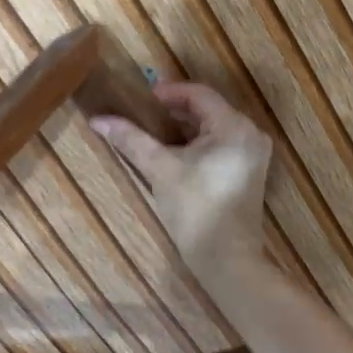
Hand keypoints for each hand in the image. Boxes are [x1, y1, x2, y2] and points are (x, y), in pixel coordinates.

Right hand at [87, 82, 271, 282]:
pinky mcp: (250, 170)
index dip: (168, 92)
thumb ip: (131, 140)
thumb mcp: (160, 169)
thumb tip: (98, 119)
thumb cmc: (194, 209)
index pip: (199, 94)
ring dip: (186, 126)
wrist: (226, 259)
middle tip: (143, 114)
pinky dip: (199, 142)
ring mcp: (254, 152)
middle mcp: (250, 133)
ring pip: (215, 127)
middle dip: (175, 109)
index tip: (141, 99)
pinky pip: (223, 143)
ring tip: (154, 131)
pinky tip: (176, 151)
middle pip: (209, 108)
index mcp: (234, 126)